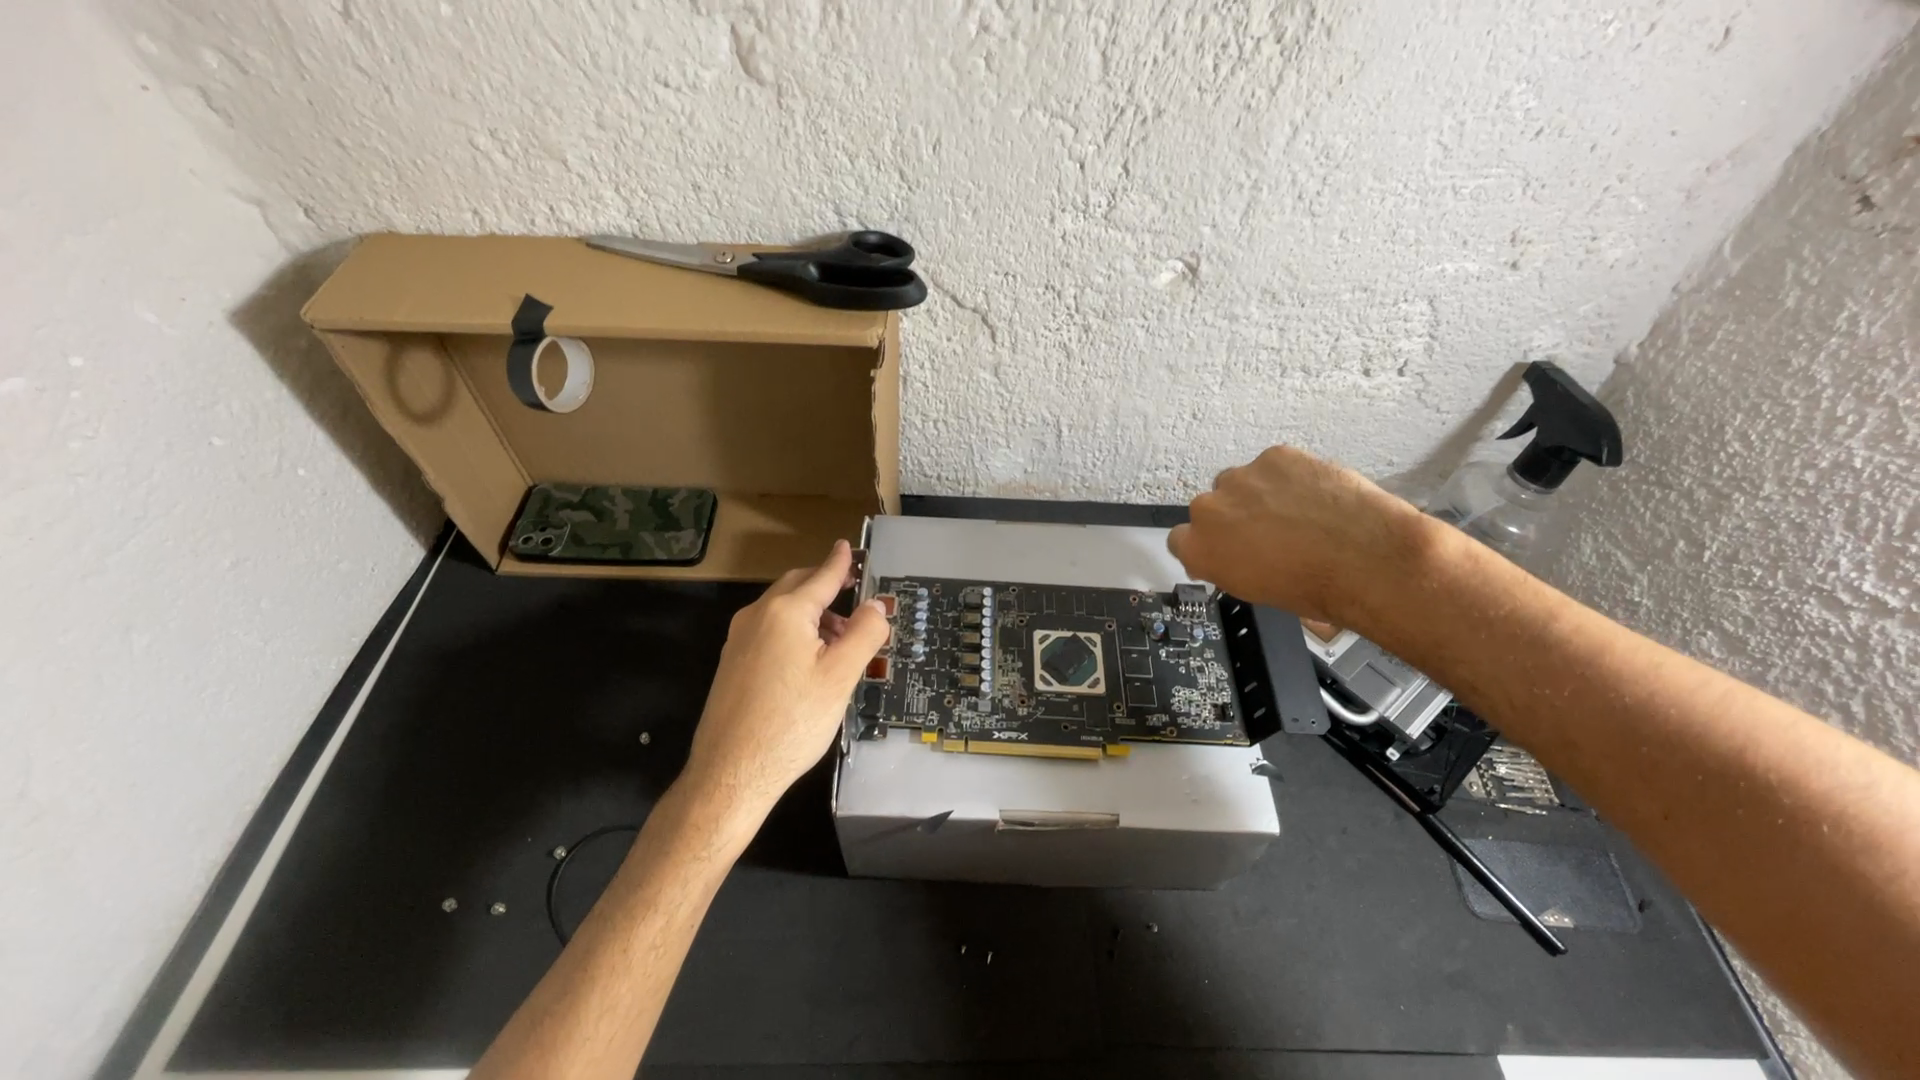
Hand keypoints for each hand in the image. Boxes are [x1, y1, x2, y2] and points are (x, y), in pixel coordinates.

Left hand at [679, 540, 888, 823]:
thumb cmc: (792, 722)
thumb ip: (864, 634)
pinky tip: (809, 662)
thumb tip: (875, 606)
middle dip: (826, 587)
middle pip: (797, 587)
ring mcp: (739, 640)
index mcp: (785, 612)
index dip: (840, 562)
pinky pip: (768, 631)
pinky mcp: (732, 664)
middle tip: (853, 597)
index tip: (847, 546)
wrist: (731, 771)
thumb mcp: (841, 677)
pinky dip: (794, 631)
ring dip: (812, 614)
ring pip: (781, 610)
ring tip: (840, 642)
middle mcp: (756, 616)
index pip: (821, 576)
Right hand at [1167, 445, 1436, 625]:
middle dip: (1235, 517)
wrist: (1366, 559)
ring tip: (1297, 514)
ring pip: (1242, 483)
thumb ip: (1235, 567)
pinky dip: (1290, 476)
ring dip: (1260, 494)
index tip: (1224, 547)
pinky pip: (1275, 465)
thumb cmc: (1318, 587)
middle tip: (1269, 534)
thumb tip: (1248, 560)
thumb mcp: (1260, 593)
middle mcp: (1210, 511)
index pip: (1181, 539)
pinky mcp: (1276, 457)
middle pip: (1211, 507)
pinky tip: (1314, 498)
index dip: (1207, 543)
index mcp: (1200, 550)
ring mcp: (1242, 479)